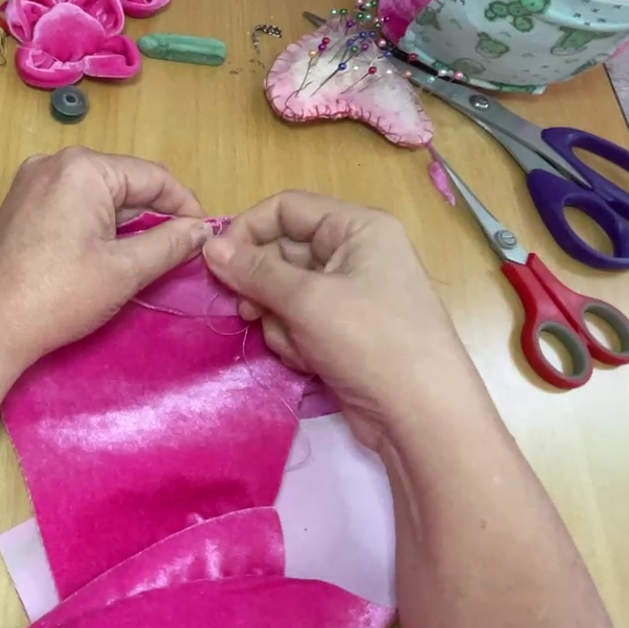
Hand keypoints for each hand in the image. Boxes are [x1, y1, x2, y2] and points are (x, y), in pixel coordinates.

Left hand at [0, 148, 211, 366]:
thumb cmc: (59, 295)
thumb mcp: (124, 270)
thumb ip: (170, 243)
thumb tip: (202, 230)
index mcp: (83, 168)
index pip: (153, 176)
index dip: (185, 206)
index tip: (205, 236)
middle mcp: (54, 162)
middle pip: (123, 181)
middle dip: (153, 213)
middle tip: (177, 251)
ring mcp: (31, 182)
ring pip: (97, 194)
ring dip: (124, 221)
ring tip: (143, 257)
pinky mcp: (19, 205)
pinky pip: (70, 203)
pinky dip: (94, 223)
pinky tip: (103, 254)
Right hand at [202, 191, 489, 448]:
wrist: (420, 418)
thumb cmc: (371, 342)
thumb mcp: (306, 300)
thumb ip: (253, 271)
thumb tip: (208, 246)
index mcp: (357, 228)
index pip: (285, 208)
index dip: (248, 230)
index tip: (217, 261)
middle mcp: (352, 253)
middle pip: (280, 251)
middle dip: (261, 286)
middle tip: (248, 312)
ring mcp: (346, 293)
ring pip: (280, 289)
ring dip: (276, 318)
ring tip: (294, 342)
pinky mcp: (339, 328)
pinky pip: (294, 318)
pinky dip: (291, 338)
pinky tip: (306, 359)